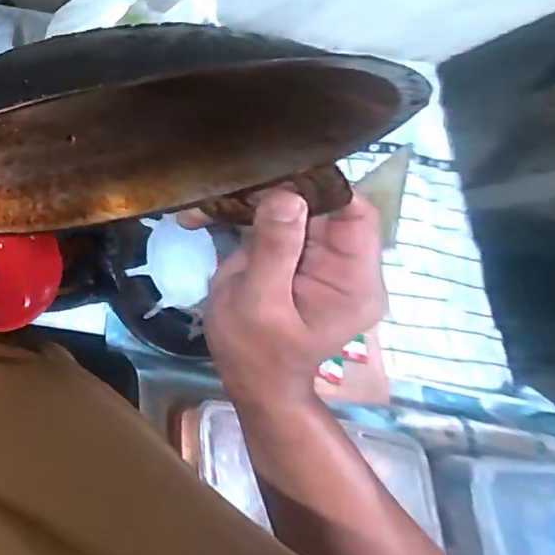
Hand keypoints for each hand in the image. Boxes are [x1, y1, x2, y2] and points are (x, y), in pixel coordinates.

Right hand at [204, 189, 384, 406]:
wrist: (249, 380)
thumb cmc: (256, 349)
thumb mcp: (260, 301)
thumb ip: (275, 249)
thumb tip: (287, 195)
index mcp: (351, 278)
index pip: (355, 213)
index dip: (321, 187)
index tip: (273, 174)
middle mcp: (340, 262)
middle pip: (319, 204)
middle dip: (273, 190)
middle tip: (225, 188)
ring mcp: (313, 257)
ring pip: (289, 207)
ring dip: (245, 201)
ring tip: (202, 207)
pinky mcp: (287, 254)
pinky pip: (268, 222)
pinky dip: (235, 214)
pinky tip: (199, 218)